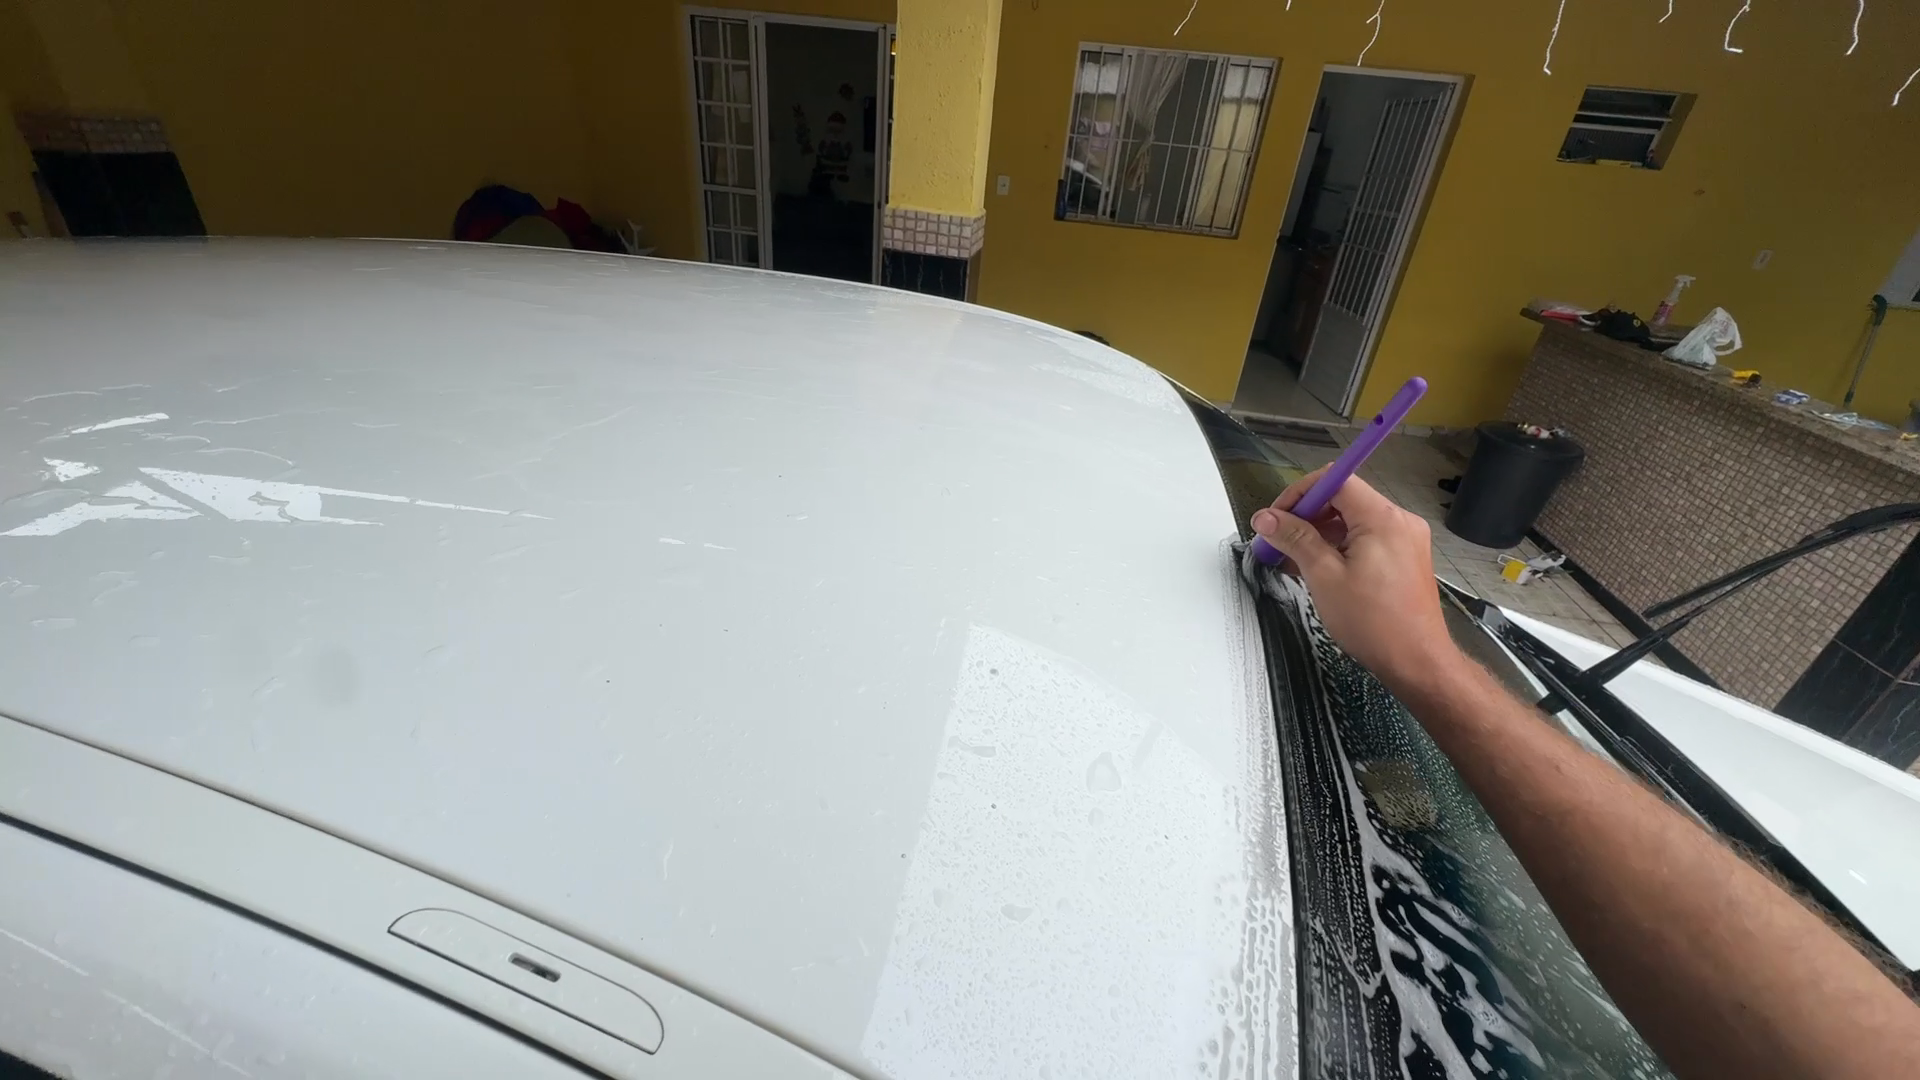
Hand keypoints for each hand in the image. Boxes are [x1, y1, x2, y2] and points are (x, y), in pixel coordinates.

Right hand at [1251, 468, 1460, 691]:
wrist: (1417, 662)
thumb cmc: (1372, 621)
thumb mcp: (1323, 576)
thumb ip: (1295, 539)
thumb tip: (1264, 518)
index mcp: (1382, 519)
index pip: (1336, 480)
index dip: (1300, 493)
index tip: (1276, 517)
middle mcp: (1399, 521)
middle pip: (1343, 498)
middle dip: (1306, 515)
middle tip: (1278, 541)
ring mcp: (1405, 539)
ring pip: (1352, 520)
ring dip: (1319, 533)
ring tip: (1293, 560)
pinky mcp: (1404, 557)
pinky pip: (1364, 538)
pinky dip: (1338, 546)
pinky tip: (1317, 568)